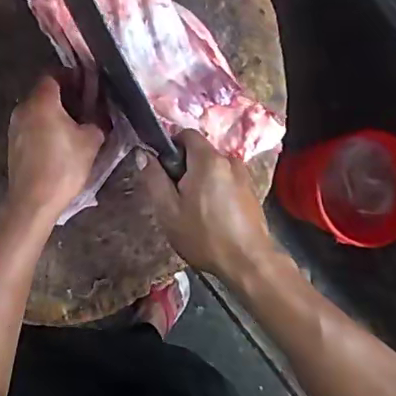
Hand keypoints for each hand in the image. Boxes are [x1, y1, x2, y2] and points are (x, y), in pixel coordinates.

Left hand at [7, 74, 105, 222]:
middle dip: (66, 96)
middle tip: (88, 105)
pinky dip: (47, 127)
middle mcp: (23, 109)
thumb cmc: (64, 166)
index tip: (88, 85)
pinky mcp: (14, 145)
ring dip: (57, 113)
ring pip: (38, 110)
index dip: (72, 76)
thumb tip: (98, 115)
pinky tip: (63, 142)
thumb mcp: (91, 141)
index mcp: (41, 102)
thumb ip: (97, 120)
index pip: (53, 75)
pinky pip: (33, 126)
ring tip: (78, 126)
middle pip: (44, 92)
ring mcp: (15, 128)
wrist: (34, 201)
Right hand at [138, 131, 281, 279]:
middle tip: (176, 198)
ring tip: (194, 211)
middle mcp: (229, 160)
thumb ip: (154, 178)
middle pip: (200, 153)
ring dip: (201, 182)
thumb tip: (144, 153)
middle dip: (185, 169)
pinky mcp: (251, 191)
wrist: (247, 261)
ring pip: (213, 169)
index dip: (170, 147)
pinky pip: (227, 181)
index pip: (186, 134)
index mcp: (208, 159)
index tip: (163, 171)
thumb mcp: (168, 210)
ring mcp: (244, 175)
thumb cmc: (204, 236)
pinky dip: (216, 191)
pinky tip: (213, 217)